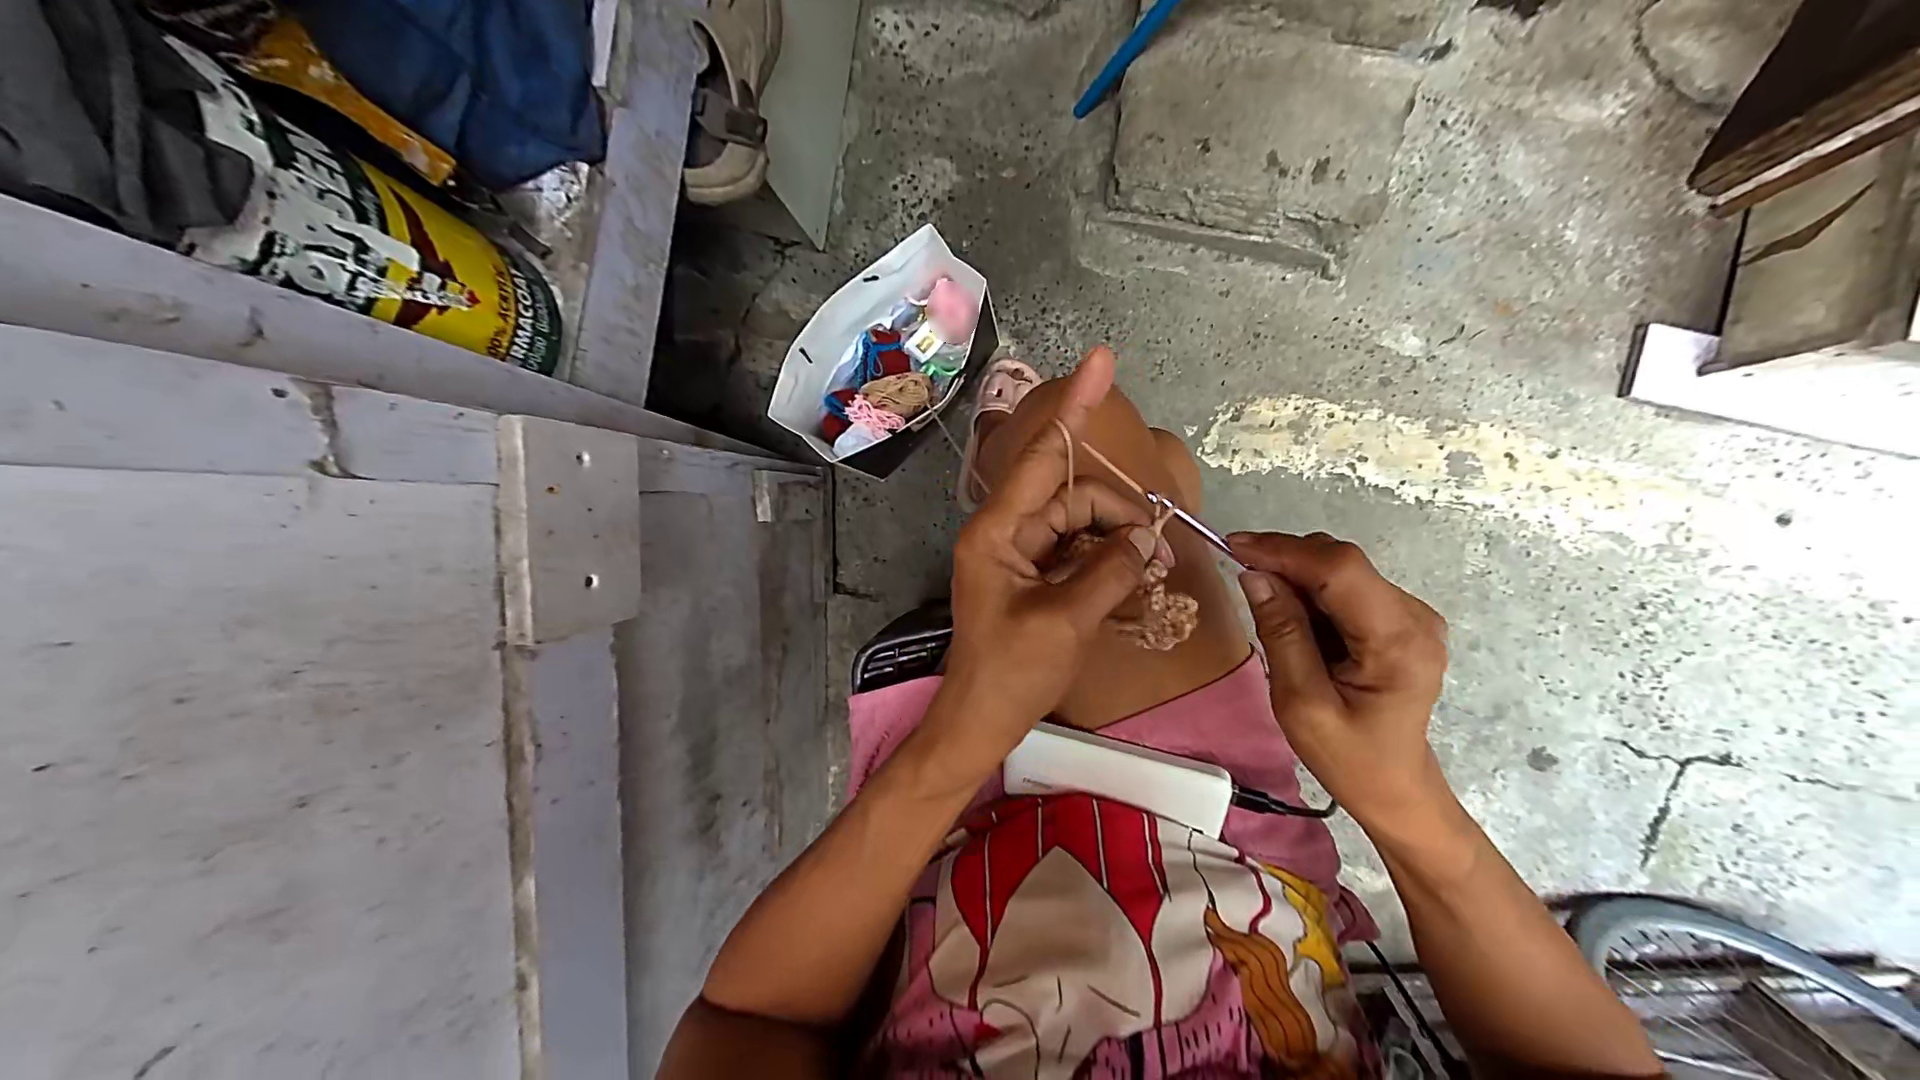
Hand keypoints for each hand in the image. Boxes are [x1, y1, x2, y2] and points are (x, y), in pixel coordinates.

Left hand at [941, 347, 1166, 754]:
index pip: (1045, 457)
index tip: (1102, 360)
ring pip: (1079, 524)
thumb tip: (1147, 539)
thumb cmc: (1012, 674)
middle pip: (1073, 495)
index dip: (1075, 408)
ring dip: (1117, 541)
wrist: (981, 720)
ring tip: (1153, 572)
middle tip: (1162, 551)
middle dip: (1120, 514)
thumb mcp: (1066, 621)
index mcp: (998, 532)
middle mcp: (1006, 532)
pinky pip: (1075, 551)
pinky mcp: (1031, 575)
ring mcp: (1018, 553)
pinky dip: (1105, 561)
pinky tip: (1133, 582)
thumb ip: (1111, 571)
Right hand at [1227, 532, 1449, 826]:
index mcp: (1397, 641)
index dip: (1285, 550)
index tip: (1233, 546)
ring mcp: (1411, 616)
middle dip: (1285, 560)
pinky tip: (1290, 614)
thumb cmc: (1346, 756)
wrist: (1393, 784)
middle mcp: (1415, 617)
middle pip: (1342, 563)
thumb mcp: (1299, 701)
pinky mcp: (1398, 619)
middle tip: (1240, 575)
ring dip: (1295, 576)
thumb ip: (1280, 633)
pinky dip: (1309, 590)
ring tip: (1264, 603)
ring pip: (1341, 569)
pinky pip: (1345, 586)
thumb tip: (1254, 575)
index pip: (1340, 570)